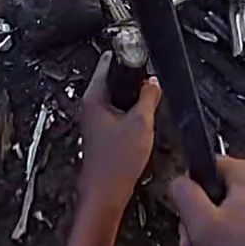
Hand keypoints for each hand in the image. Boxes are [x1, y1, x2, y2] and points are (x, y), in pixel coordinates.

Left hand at [76, 50, 160, 209]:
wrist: (106, 192)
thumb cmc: (116, 164)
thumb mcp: (141, 123)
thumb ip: (149, 97)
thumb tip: (153, 83)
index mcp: (94, 97)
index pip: (108, 62)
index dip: (127, 57)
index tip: (139, 53)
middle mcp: (90, 104)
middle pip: (114, 78)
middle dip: (133, 80)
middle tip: (149, 84)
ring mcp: (95, 117)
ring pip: (117, 96)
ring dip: (133, 98)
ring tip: (147, 104)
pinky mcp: (102, 129)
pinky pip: (118, 111)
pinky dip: (130, 112)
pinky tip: (140, 122)